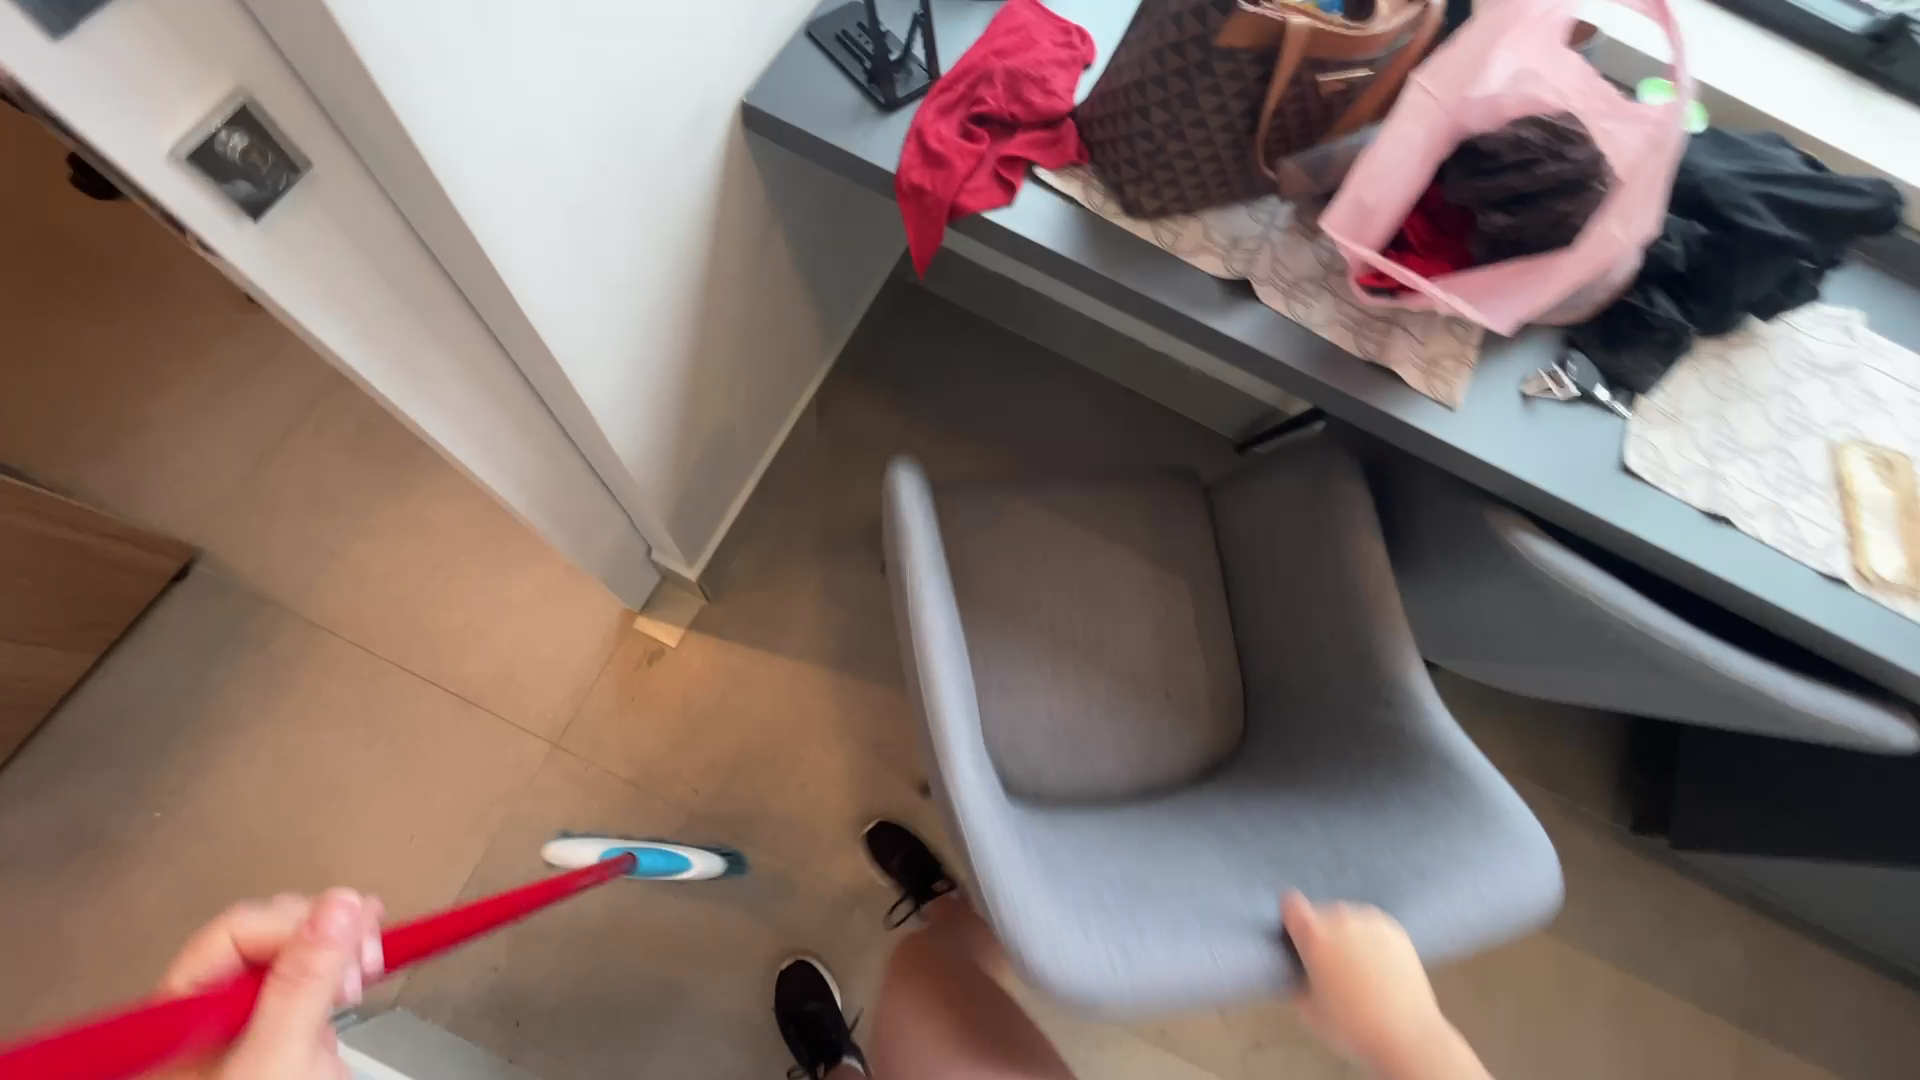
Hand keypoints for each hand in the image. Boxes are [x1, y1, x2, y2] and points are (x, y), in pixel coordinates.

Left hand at [152, 889, 384, 1078]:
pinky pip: (326, 963)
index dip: (293, 931)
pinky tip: (365, 970)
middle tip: (355, 964)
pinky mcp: (297, 1021)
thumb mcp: (280, 1064)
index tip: (339, 947)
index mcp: (184, 1024)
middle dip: (329, 936)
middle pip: (271, 931)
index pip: (233, 936)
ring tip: (362, 969)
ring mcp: (258, 1018)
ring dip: (347, 944)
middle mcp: (216, 1016)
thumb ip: (303, 986)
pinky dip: (356, 956)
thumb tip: (337, 907)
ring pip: (303, 940)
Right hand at [1282, 891, 1445, 1068]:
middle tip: (1331, 962)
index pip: (1289, 902)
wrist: (1408, 1038)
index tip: (1296, 937)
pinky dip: (1371, 939)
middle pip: (1320, 911)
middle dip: (1321, 931)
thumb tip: (1300, 966)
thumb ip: (1296, 975)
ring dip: (1347, 933)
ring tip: (1360, 965)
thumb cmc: (1351, 1025)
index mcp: (1312, 931)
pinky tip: (1380, 965)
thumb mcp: (1306, 1006)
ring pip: (1348, 918)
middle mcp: (1338, 915)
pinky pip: (1372, 926)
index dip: (1291, 918)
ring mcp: (1369, 919)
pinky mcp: (1395, 928)